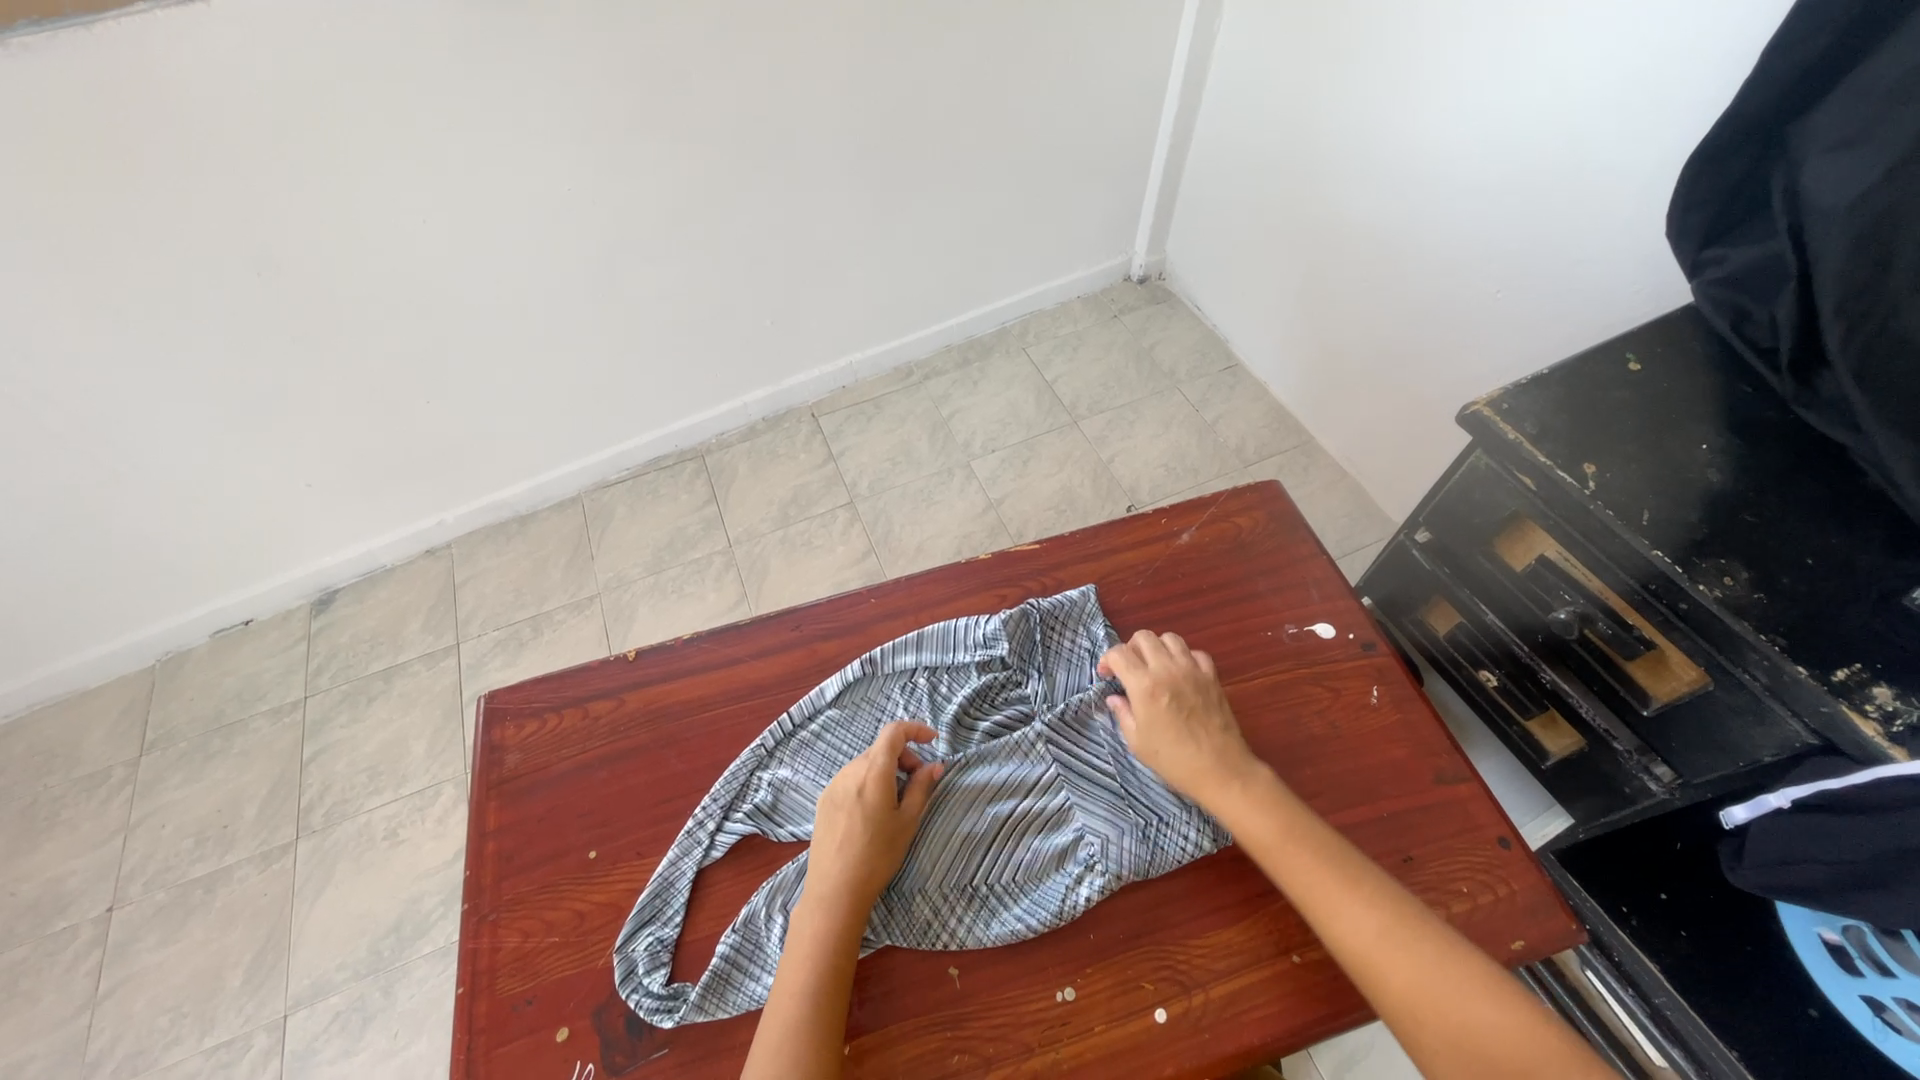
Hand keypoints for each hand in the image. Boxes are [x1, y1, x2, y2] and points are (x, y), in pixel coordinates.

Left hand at [805, 721, 944, 910]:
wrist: (836, 889)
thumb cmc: (878, 855)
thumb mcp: (908, 821)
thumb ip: (923, 787)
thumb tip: (935, 765)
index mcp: (873, 771)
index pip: (893, 732)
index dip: (915, 729)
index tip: (933, 741)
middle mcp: (850, 770)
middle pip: (880, 749)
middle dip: (904, 758)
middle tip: (919, 784)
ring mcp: (833, 784)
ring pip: (866, 764)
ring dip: (886, 771)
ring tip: (896, 803)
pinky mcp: (824, 800)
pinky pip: (851, 779)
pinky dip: (869, 783)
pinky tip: (873, 813)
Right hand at [1098, 630, 1265, 801]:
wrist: (1219, 769)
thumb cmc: (1173, 760)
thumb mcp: (1137, 742)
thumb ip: (1122, 713)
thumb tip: (1114, 698)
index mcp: (1144, 685)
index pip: (1119, 653)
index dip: (1107, 660)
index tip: (1106, 675)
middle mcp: (1167, 670)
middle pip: (1144, 637)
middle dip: (1130, 648)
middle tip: (1129, 669)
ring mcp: (1192, 670)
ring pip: (1170, 638)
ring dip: (1157, 648)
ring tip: (1154, 667)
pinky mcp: (1212, 676)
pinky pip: (1196, 653)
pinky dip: (1185, 657)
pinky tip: (1181, 674)